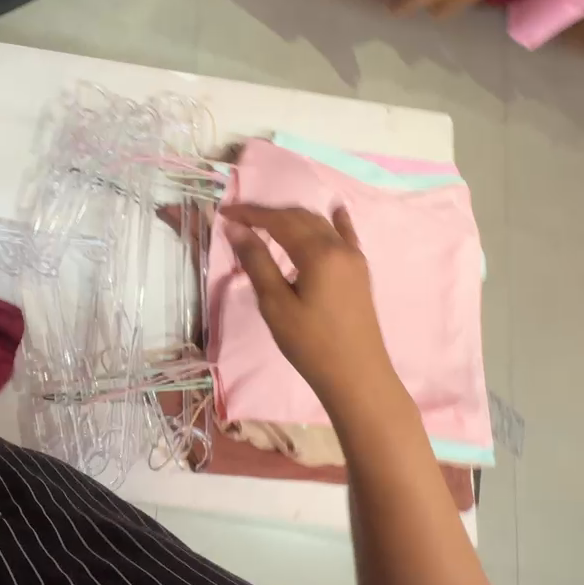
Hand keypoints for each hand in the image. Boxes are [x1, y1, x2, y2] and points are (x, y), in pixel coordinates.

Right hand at [220, 204, 400, 408]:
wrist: (355, 375)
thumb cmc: (309, 342)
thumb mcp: (274, 303)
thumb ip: (256, 261)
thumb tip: (236, 228)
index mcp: (318, 253)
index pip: (279, 221)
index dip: (250, 214)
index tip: (224, 213)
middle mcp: (340, 247)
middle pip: (300, 218)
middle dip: (268, 213)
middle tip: (238, 219)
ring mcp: (354, 258)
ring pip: (320, 224)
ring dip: (291, 218)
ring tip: (264, 223)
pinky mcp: (359, 271)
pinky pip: (346, 236)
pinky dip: (335, 221)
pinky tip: (335, 209)